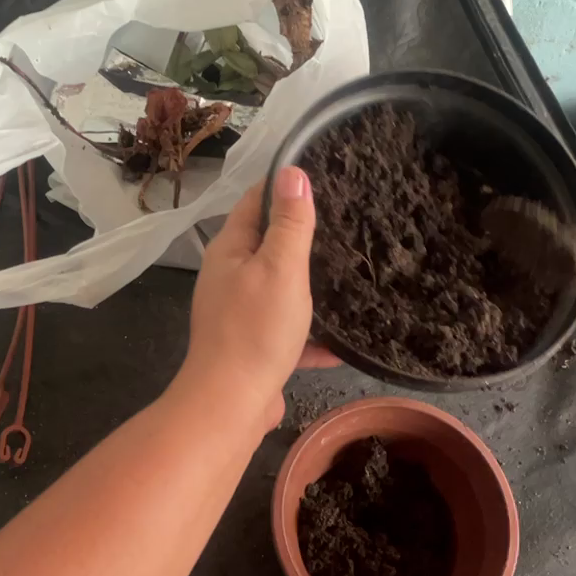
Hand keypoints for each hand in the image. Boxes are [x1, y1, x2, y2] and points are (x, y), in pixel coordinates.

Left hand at [173, 167, 336, 432]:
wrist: (231, 404)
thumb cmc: (256, 330)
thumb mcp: (280, 268)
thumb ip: (289, 223)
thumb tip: (292, 171)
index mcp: (230, 251)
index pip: (255, 202)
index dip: (284, 188)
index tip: (323, 179)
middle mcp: (228, 278)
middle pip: (266, 246)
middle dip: (300, 237)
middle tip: (344, 228)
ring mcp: (238, 315)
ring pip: (278, 290)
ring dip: (307, 287)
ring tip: (347, 278)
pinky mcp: (252, 348)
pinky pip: (286, 333)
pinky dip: (310, 335)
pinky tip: (342, 344)